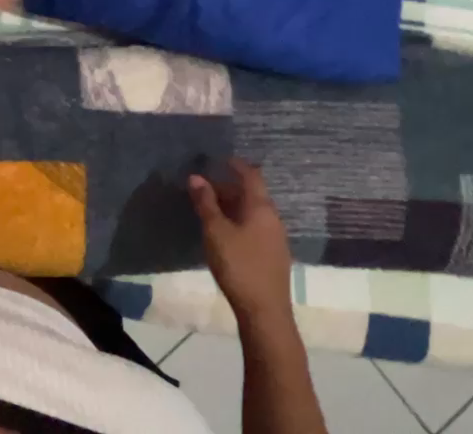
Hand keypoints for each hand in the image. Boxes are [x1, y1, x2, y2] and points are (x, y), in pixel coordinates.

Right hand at [189, 159, 295, 327]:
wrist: (265, 312)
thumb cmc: (239, 265)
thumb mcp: (215, 231)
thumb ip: (205, 203)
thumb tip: (196, 177)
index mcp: (261, 208)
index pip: (251, 176)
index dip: (236, 165)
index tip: (218, 159)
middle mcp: (273, 219)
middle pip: (251, 194)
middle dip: (228, 187)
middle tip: (204, 187)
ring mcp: (276, 239)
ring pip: (253, 212)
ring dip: (232, 206)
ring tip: (210, 209)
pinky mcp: (273, 256)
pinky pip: (255, 227)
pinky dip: (239, 221)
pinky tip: (224, 233)